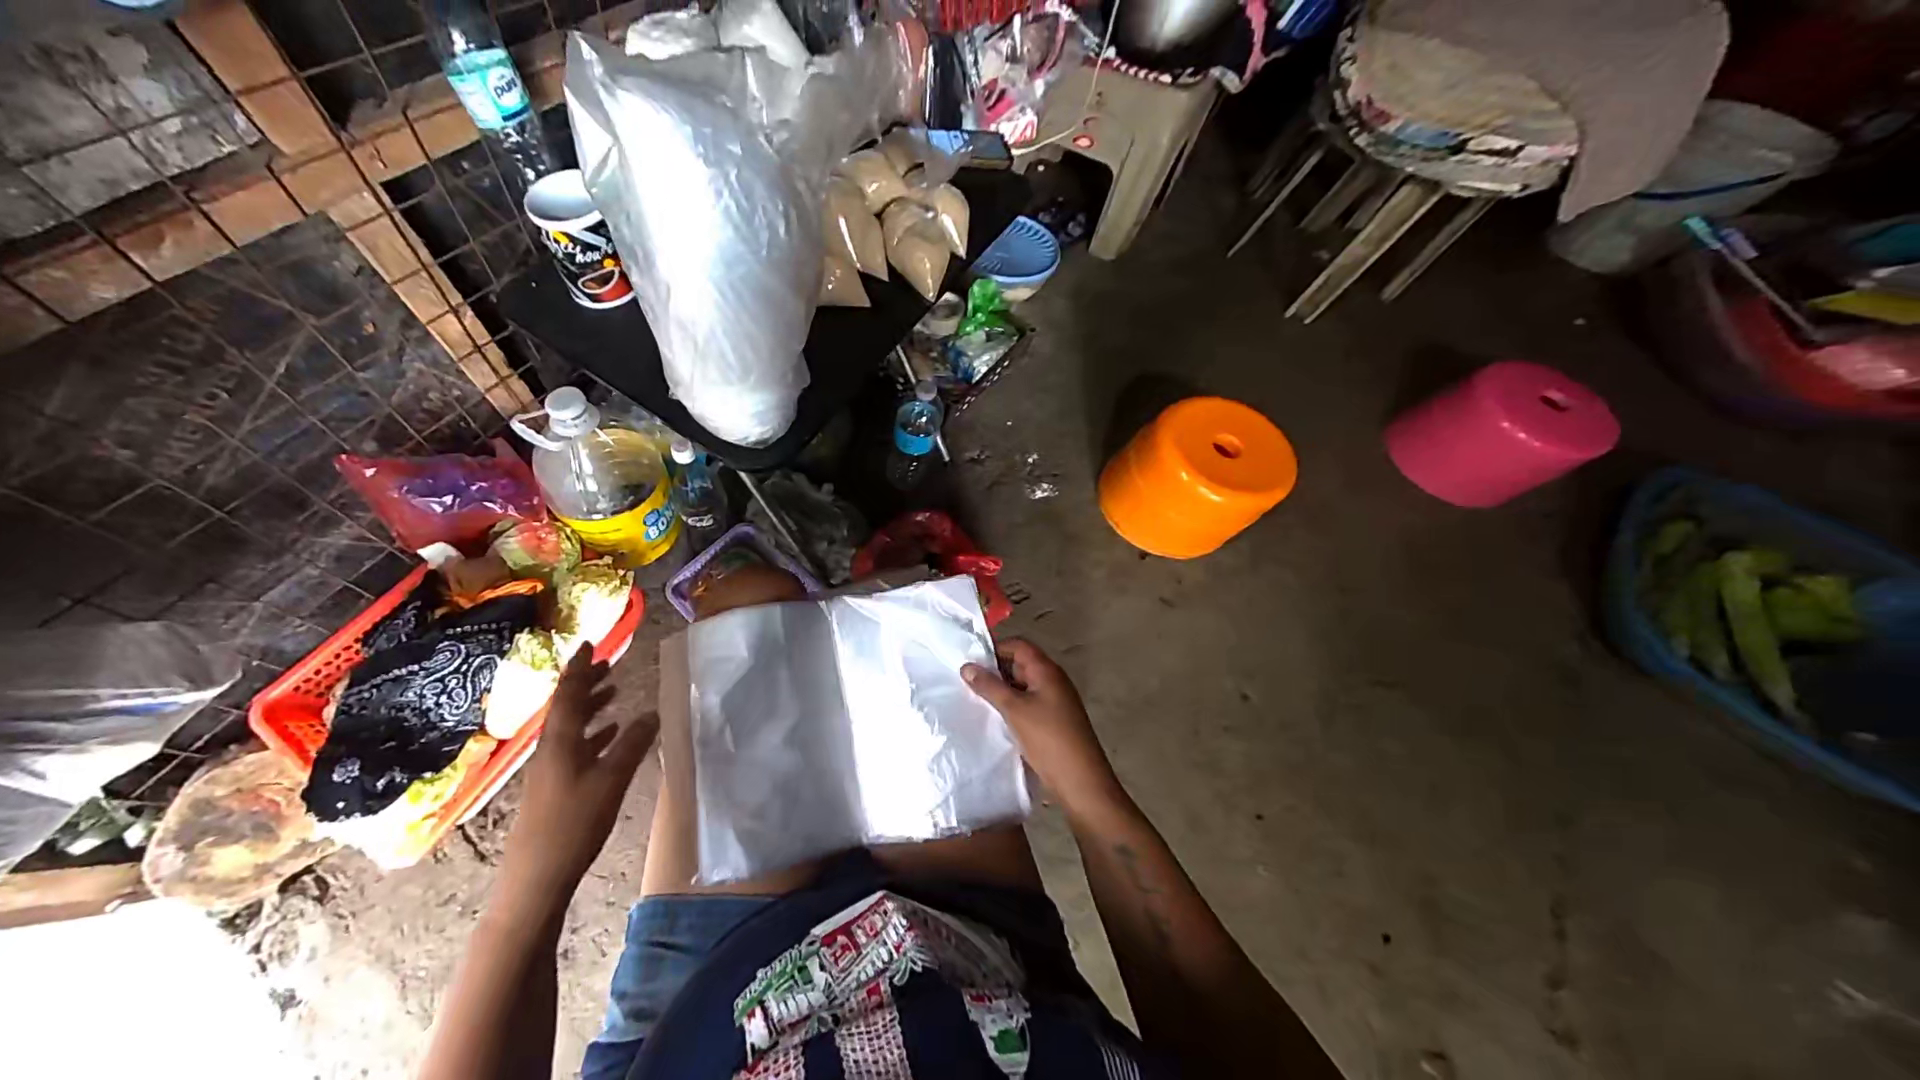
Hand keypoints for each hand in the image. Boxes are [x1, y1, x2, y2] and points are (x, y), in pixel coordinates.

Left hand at [501, 649, 657, 898]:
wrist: (536, 879)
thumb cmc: (573, 825)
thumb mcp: (610, 781)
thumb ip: (632, 744)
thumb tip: (652, 711)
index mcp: (560, 742)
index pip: (569, 694)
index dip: (580, 669)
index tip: (590, 644)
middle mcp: (551, 749)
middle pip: (568, 707)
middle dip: (587, 683)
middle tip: (608, 662)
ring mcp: (551, 770)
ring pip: (571, 726)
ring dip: (591, 706)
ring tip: (614, 691)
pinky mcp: (555, 788)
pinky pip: (575, 747)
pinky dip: (593, 733)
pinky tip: (609, 735)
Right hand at [963, 639, 1125, 816]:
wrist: (1079, 780)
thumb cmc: (1047, 738)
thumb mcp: (1014, 709)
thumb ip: (989, 686)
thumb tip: (967, 666)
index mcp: (1047, 670)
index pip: (1019, 645)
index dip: (995, 648)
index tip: (971, 661)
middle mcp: (1053, 680)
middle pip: (1020, 664)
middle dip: (995, 671)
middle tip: (968, 682)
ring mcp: (1055, 701)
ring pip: (1023, 685)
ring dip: (1002, 690)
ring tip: (976, 700)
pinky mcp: (1053, 720)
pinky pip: (1028, 703)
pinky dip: (1012, 706)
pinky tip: (995, 718)